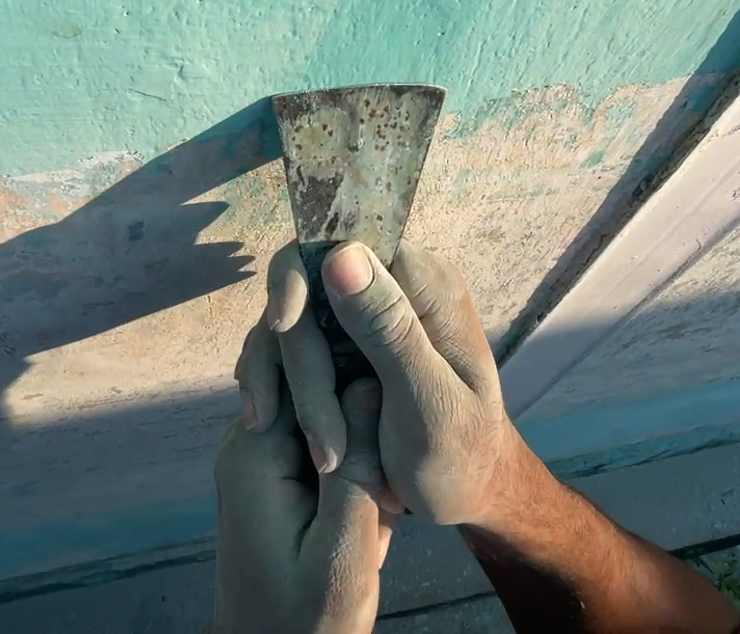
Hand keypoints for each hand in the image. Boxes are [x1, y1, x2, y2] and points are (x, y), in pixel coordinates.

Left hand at [214, 334, 392, 633]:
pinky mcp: (278, 467)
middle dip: (364, 420)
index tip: (396, 401)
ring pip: (328, 408)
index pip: (306, 363)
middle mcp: (250, 435)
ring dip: (364, 451)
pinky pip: (326, 436)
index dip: (355, 369)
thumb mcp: (343, 553)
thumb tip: (371, 381)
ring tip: (378, 510)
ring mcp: (262, 449)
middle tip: (387, 484)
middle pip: (318, 380)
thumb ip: (357, 467)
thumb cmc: (305, 624)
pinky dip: (356, 468)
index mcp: (256, 448)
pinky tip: (369, 513)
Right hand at [252, 241, 519, 525]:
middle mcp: (391, 282)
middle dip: (300, 361)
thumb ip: (388, 328)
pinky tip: (277, 425)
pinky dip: (277, 385)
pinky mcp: (340, 338)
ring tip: (319, 455)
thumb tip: (340, 255)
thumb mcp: (429, 402)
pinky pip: (287, 345)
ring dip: (287, 383)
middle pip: (305, 286)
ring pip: (288, 319)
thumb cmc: (461, 455)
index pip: (339, 245)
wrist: (462, 494)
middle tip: (323, 443)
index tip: (282, 329)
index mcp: (423, 281)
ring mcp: (362, 310)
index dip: (300, 280)